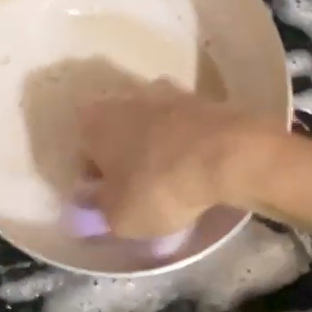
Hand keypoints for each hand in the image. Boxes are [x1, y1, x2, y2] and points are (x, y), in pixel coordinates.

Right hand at [77, 83, 278, 238]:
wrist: (227, 154)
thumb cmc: (159, 187)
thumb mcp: (119, 218)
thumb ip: (100, 209)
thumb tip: (96, 201)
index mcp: (93, 122)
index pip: (84, 154)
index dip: (96, 182)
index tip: (112, 204)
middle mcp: (123, 98)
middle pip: (117, 134)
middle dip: (126, 159)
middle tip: (142, 192)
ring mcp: (163, 93)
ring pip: (150, 126)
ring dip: (156, 148)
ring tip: (175, 182)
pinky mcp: (198, 98)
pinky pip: (182, 126)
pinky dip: (186, 144)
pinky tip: (198, 169)